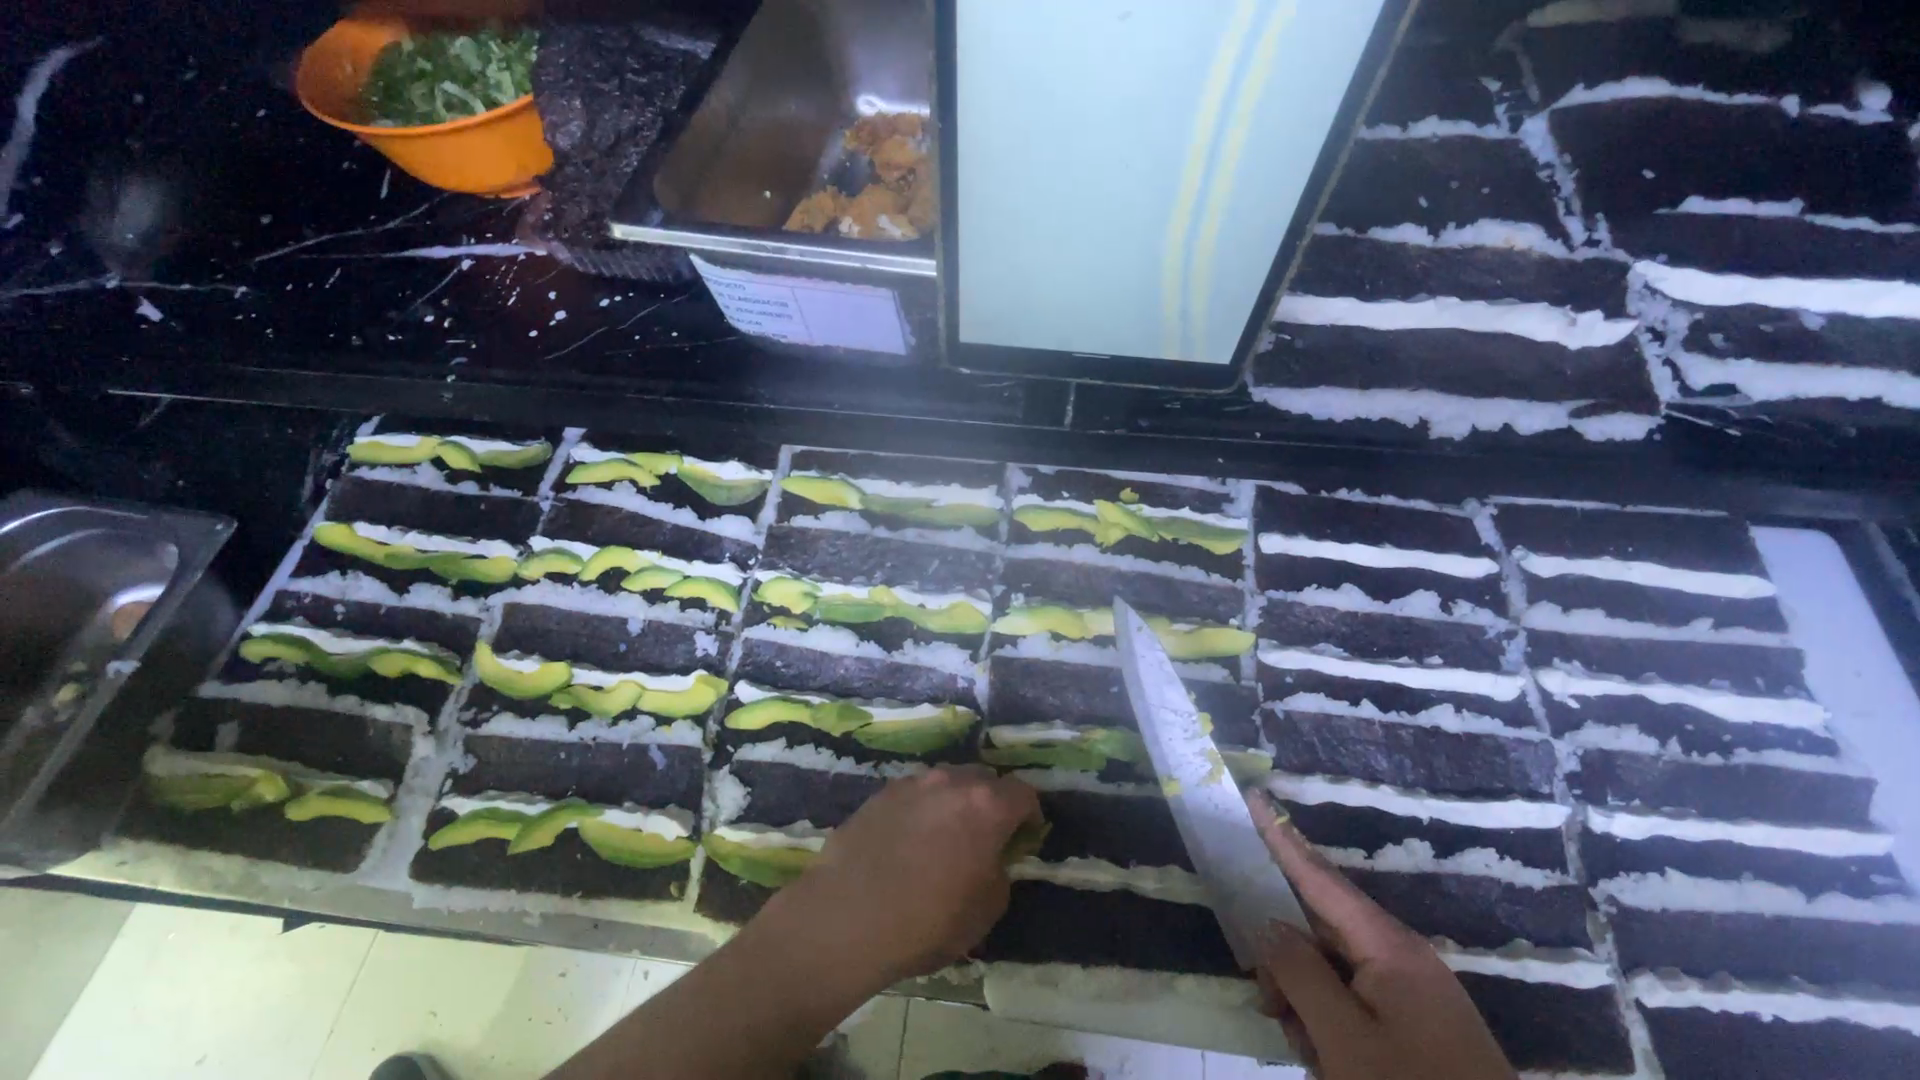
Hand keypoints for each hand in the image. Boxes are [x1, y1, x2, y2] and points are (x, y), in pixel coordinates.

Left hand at [755, 766, 1040, 991]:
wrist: (846, 917)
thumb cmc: (927, 920)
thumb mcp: (987, 910)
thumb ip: (1000, 872)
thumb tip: (992, 859)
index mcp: (987, 806)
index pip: (1023, 793)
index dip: (1029, 815)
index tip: (1025, 837)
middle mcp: (950, 782)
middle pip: (983, 779)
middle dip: (991, 802)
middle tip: (986, 836)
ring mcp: (910, 784)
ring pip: (945, 782)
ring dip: (953, 802)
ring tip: (944, 836)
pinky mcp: (877, 795)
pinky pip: (913, 794)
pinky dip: (921, 809)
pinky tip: (909, 840)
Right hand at [1246, 789, 1517, 1079]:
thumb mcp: (1342, 1039)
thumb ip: (1299, 974)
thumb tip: (1271, 925)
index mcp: (1389, 947)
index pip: (1320, 878)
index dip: (1282, 839)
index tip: (1253, 796)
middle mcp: (1403, 956)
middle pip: (1321, 929)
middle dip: (1287, 962)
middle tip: (1270, 1009)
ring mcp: (1414, 992)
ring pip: (1334, 971)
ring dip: (1308, 1004)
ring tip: (1313, 1054)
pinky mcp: (1419, 1024)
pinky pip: (1355, 1001)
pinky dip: (1331, 1024)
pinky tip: (1330, 1060)